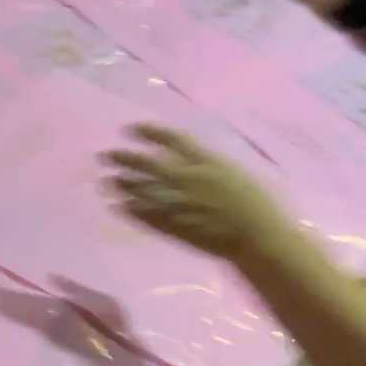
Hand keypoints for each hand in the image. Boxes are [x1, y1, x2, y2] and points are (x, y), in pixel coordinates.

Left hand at [101, 125, 311, 265]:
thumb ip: (211, 165)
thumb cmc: (259, 204)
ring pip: (142, 190)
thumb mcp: (237, 173)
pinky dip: (130, 209)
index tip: (132, 129)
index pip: (172, 140)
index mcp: (208, 160)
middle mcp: (188, 178)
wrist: (258, 237)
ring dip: (122, 184)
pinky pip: (145, 215)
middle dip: (125, 157)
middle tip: (106, 155)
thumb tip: (193, 158)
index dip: (149, 133)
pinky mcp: (172, 226)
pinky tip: (118, 206)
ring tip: (107, 180)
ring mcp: (178, 203)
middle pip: (148, 164)